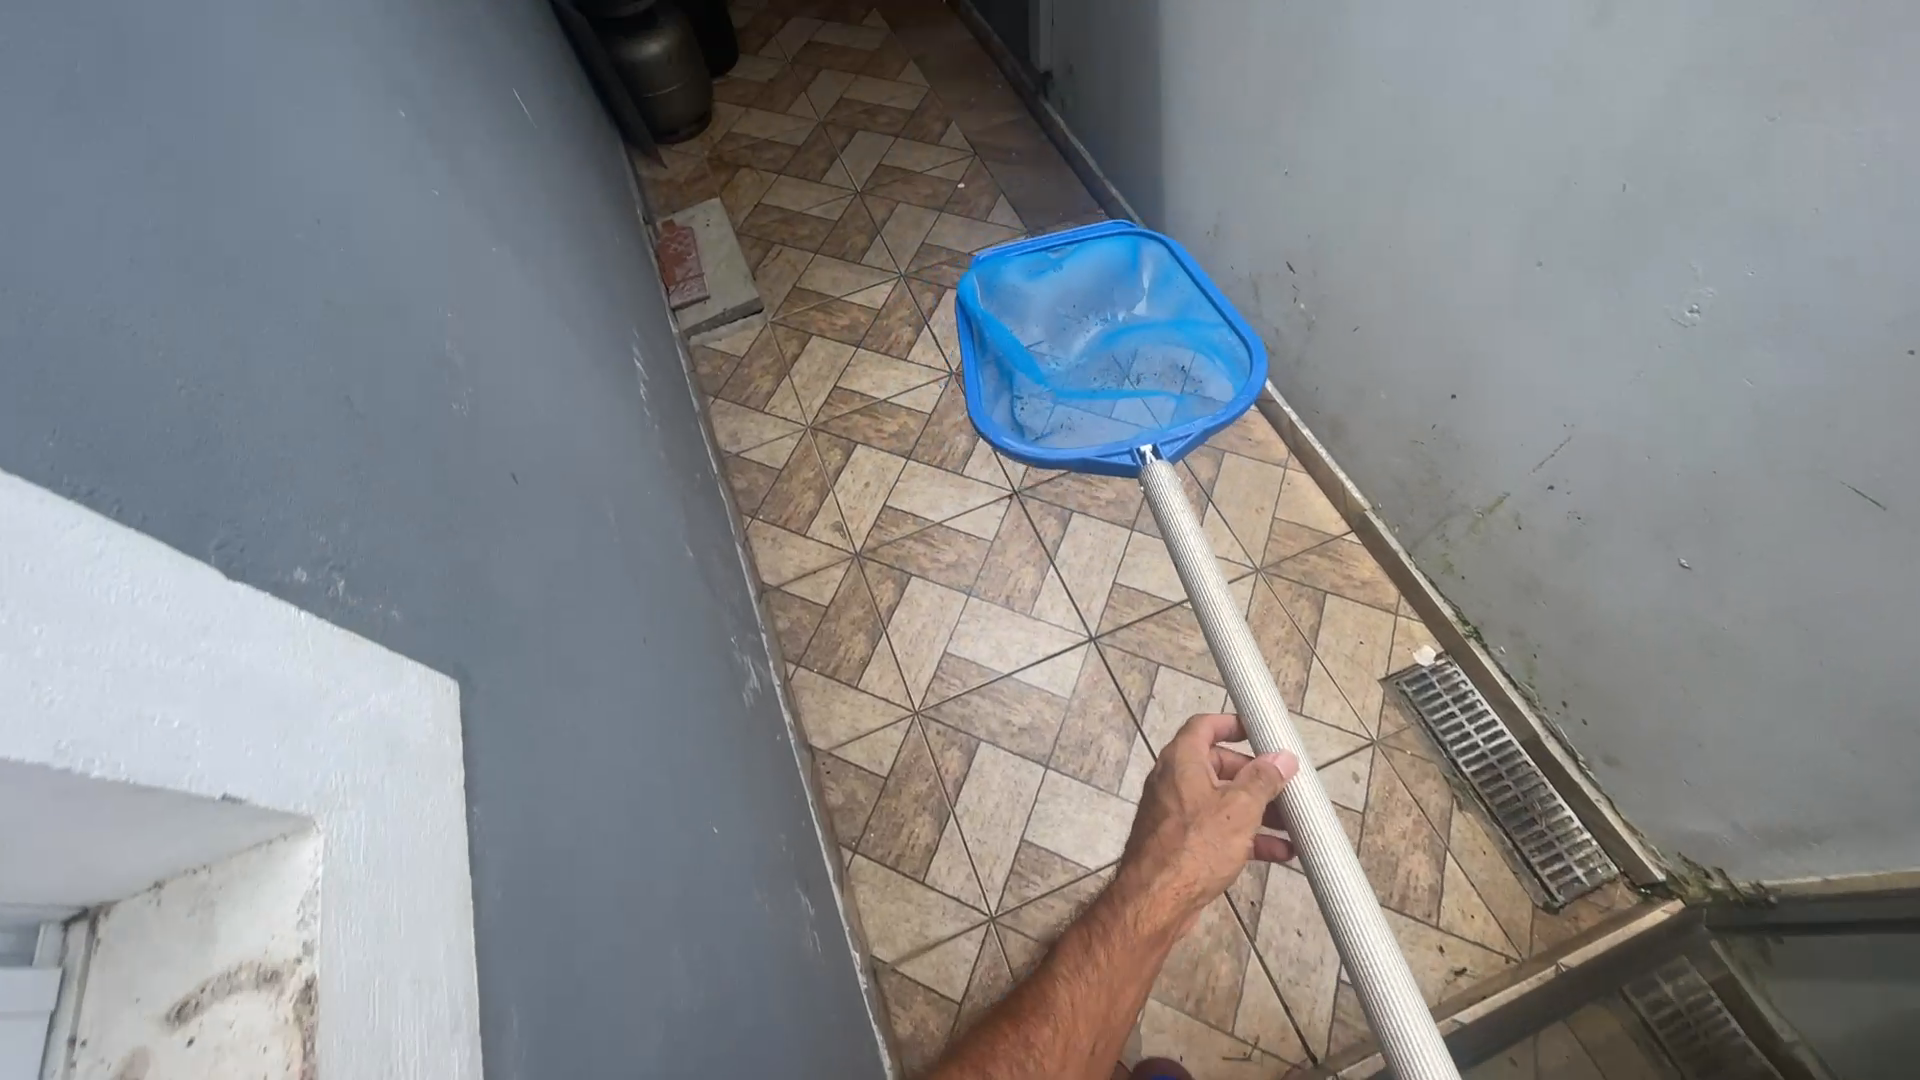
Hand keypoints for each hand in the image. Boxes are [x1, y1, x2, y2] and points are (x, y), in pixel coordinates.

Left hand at [1109, 714, 1298, 939]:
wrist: (1156, 899)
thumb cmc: (1194, 846)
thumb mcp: (1238, 809)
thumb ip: (1262, 781)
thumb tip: (1282, 758)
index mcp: (1181, 760)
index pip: (1204, 726)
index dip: (1231, 723)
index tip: (1259, 731)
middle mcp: (1174, 780)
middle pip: (1218, 765)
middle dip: (1255, 776)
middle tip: (1285, 787)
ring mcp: (1176, 811)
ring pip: (1222, 800)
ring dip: (1257, 809)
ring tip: (1293, 824)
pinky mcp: (1182, 840)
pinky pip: (1218, 828)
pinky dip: (1246, 835)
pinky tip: (1280, 852)